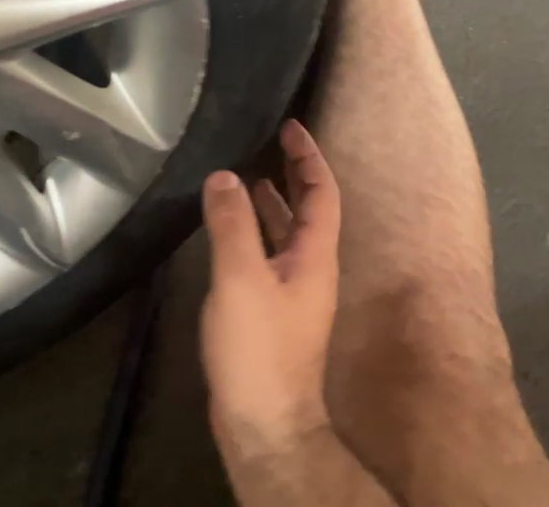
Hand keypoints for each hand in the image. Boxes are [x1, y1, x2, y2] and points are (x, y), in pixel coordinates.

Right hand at [199, 120, 342, 461]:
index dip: (309, 157)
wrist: (265, 422)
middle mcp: (311, 268)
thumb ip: (233, 224)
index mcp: (315, 255)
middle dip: (293, 173)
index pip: (322, 192)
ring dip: (271, 201)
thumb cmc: (259, 346)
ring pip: (286, 232)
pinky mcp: (273, 311)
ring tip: (246, 174)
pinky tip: (229, 229)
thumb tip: (226, 175)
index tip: (293, 126)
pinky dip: (254, 231)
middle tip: (270, 140)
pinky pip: (268, 254)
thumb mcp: (241, 278)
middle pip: (309, 209)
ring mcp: (293, 292)